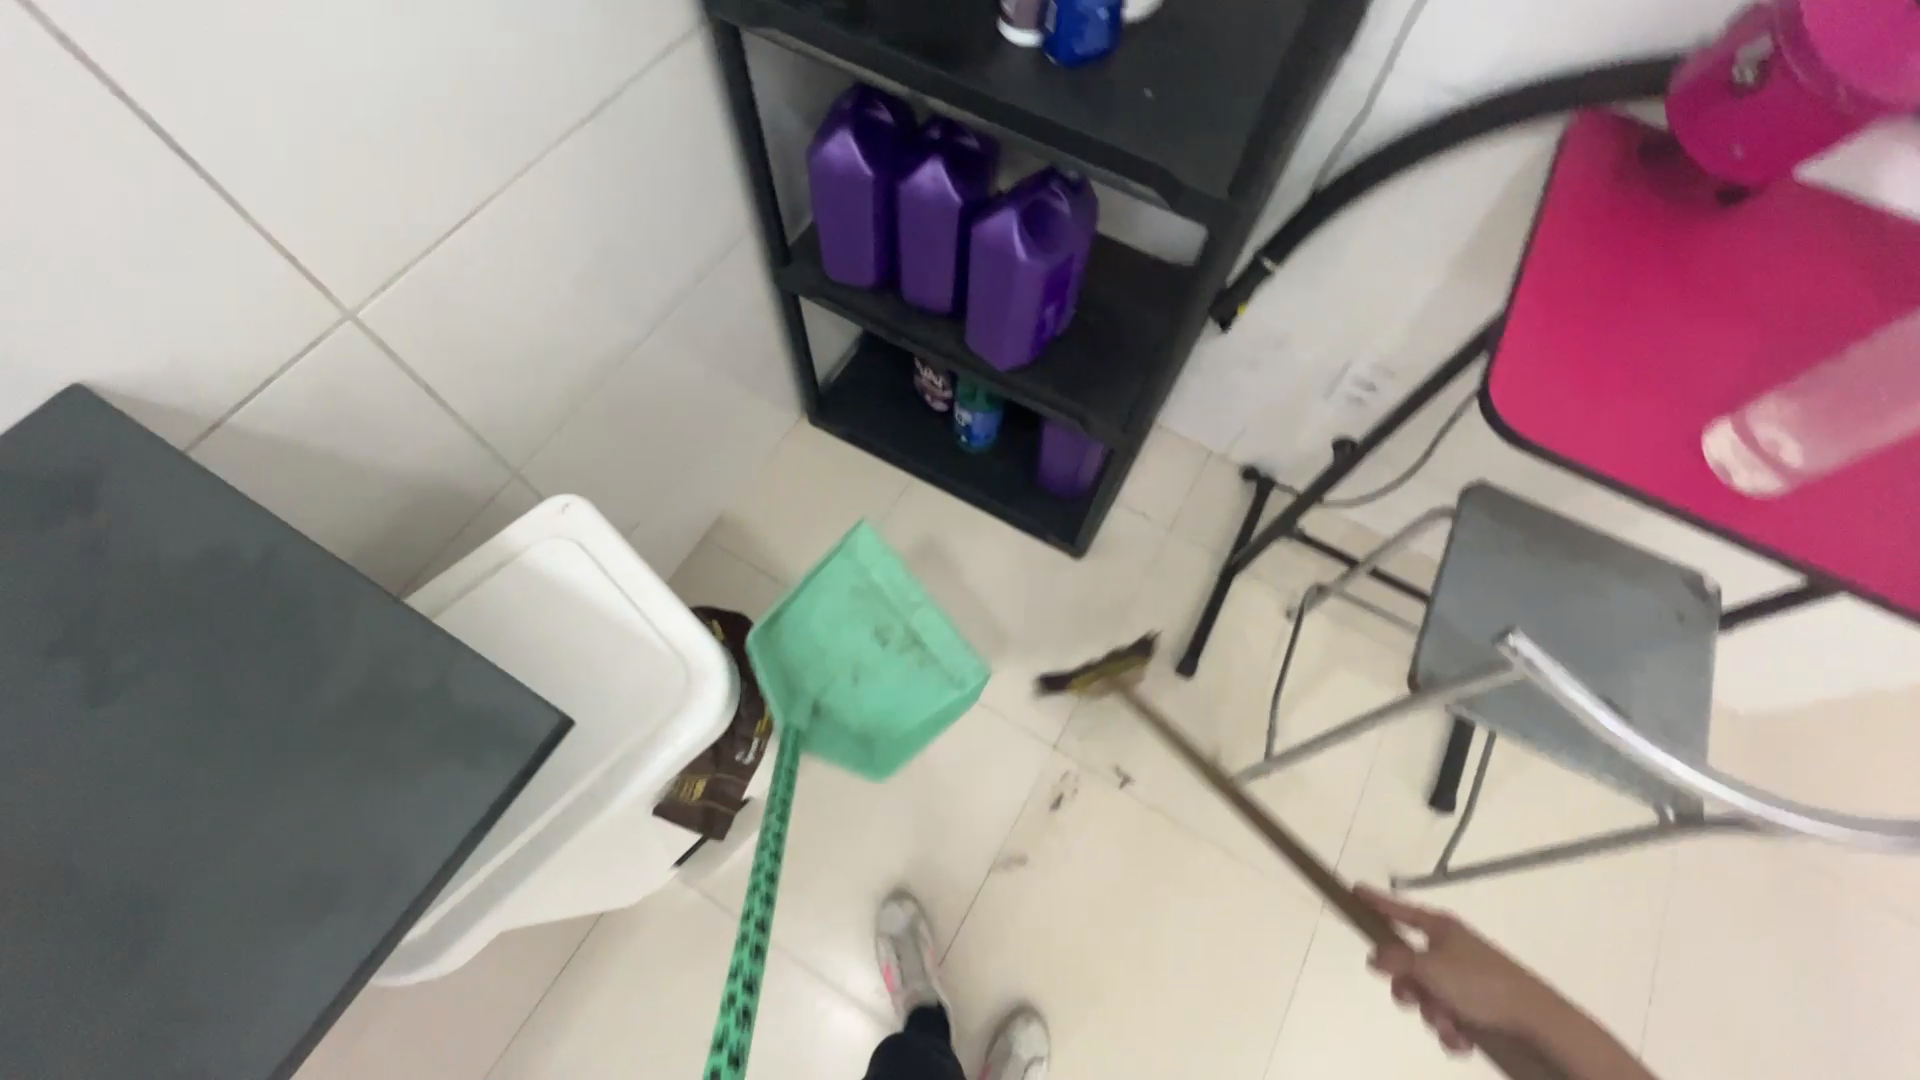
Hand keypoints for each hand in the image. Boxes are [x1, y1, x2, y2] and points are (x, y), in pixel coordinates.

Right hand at [1357, 886, 1559, 1054]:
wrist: (1540, 1024)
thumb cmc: (1480, 984)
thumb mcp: (1428, 967)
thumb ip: (1394, 959)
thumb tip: (1372, 954)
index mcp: (1440, 929)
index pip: (1398, 910)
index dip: (1375, 902)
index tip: (1353, 891)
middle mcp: (1451, 950)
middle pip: (1408, 962)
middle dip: (1407, 987)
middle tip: (1409, 998)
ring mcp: (1466, 981)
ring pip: (1427, 995)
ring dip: (1431, 1013)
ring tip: (1448, 1025)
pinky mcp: (1480, 1010)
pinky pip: (1448, 1017)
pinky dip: (1450, 1030)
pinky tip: (1461, 1040)